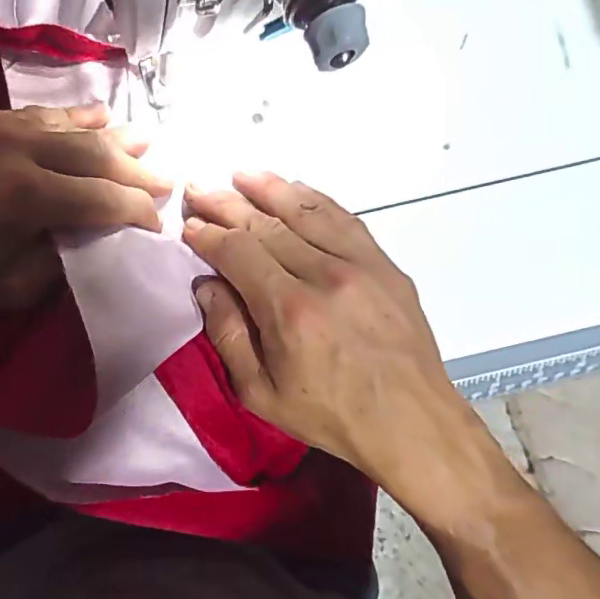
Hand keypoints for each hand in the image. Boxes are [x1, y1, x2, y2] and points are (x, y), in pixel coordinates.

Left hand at [0, 102, 169, 310]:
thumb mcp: (12, 289)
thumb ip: (63, 260)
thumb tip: (97, 237)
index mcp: (28, 197)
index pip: (104, 198)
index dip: (138, 211)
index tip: (158, 222)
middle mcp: (17, 149)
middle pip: (95, 153)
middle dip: (135, 170)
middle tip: (164, 180)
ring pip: (68, 125)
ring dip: (109, 135)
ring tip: (141, 138)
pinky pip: (33, 116)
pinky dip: (67, 120)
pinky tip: (92, 117)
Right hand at [183, 172, 519, 527]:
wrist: (411, 423)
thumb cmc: (329, 415)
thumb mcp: (259, 392)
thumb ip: (228, 334)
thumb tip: (207, 285)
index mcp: (289, 310)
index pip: (238, 251)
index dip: (208, 234)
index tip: (188, 225)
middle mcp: (325, 276)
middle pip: (266, 224)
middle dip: (226, 204)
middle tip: (199, 189)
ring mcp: (361, 266)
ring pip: (306, 212)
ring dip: (269, 189)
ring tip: (240, 175)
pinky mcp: (386, 266)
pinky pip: (345, 220)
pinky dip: (315, 200)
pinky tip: (294, 190)